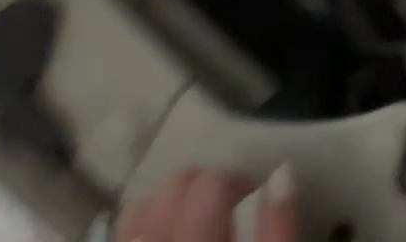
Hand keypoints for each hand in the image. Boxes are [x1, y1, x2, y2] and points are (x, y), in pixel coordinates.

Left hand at [116, 166, 297, 241]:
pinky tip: (166, 236)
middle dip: (205, 184)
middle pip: (174, 184)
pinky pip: (122, 234)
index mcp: (196, 236)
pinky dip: (144, 225)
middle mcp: (155, 238)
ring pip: (139, 208)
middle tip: (230, 206)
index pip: (211, 181)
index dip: (238, 180)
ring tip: (196, 220)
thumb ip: (281, 221)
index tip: (255, 196)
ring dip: (170, 202)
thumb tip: (283, 170)